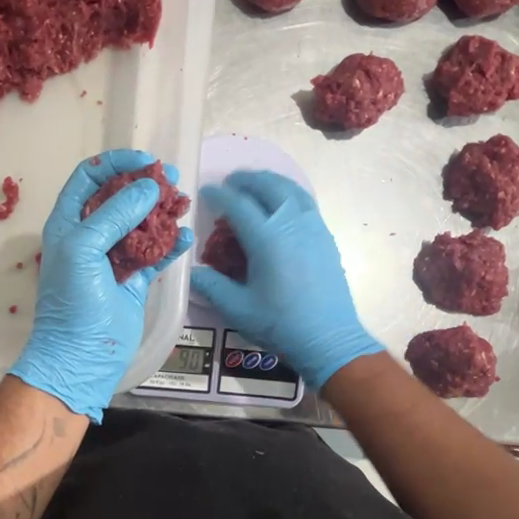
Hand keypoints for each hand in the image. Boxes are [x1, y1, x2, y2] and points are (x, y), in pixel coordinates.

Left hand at [9, 150, 192, 422]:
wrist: (81, 356)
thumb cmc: (73, 301)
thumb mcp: (84, 249)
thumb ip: (115, 214)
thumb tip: (148, 187)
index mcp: (69, 223)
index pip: (89, 177)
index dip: (115, 162)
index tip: (145, 160)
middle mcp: (90, 236)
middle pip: (119, 196)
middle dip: (144, 184)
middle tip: (171, 179)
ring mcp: (114, 258)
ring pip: (141, 223)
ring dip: (161, 212)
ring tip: (182, 203)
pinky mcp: (135, 281)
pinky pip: (156, 254)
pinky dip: (171, 244)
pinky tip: (186, 236)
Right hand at [192, 170, 383, 388]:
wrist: (328, 338)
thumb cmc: (279, 325)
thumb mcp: (237, 309)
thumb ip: (211, 286)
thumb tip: (190, 272)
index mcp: (267, 239)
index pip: (238, 205)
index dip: (219, 195)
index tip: (205, 192)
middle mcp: (292, 224)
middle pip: (268, 186)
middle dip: (247, 180)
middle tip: (230, 182)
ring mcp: (313, 227)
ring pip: (291, 190)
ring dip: (270, 182)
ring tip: (255, 186)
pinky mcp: (325, 237)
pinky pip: (305, 203)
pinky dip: (288, 194)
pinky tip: (281, 206)